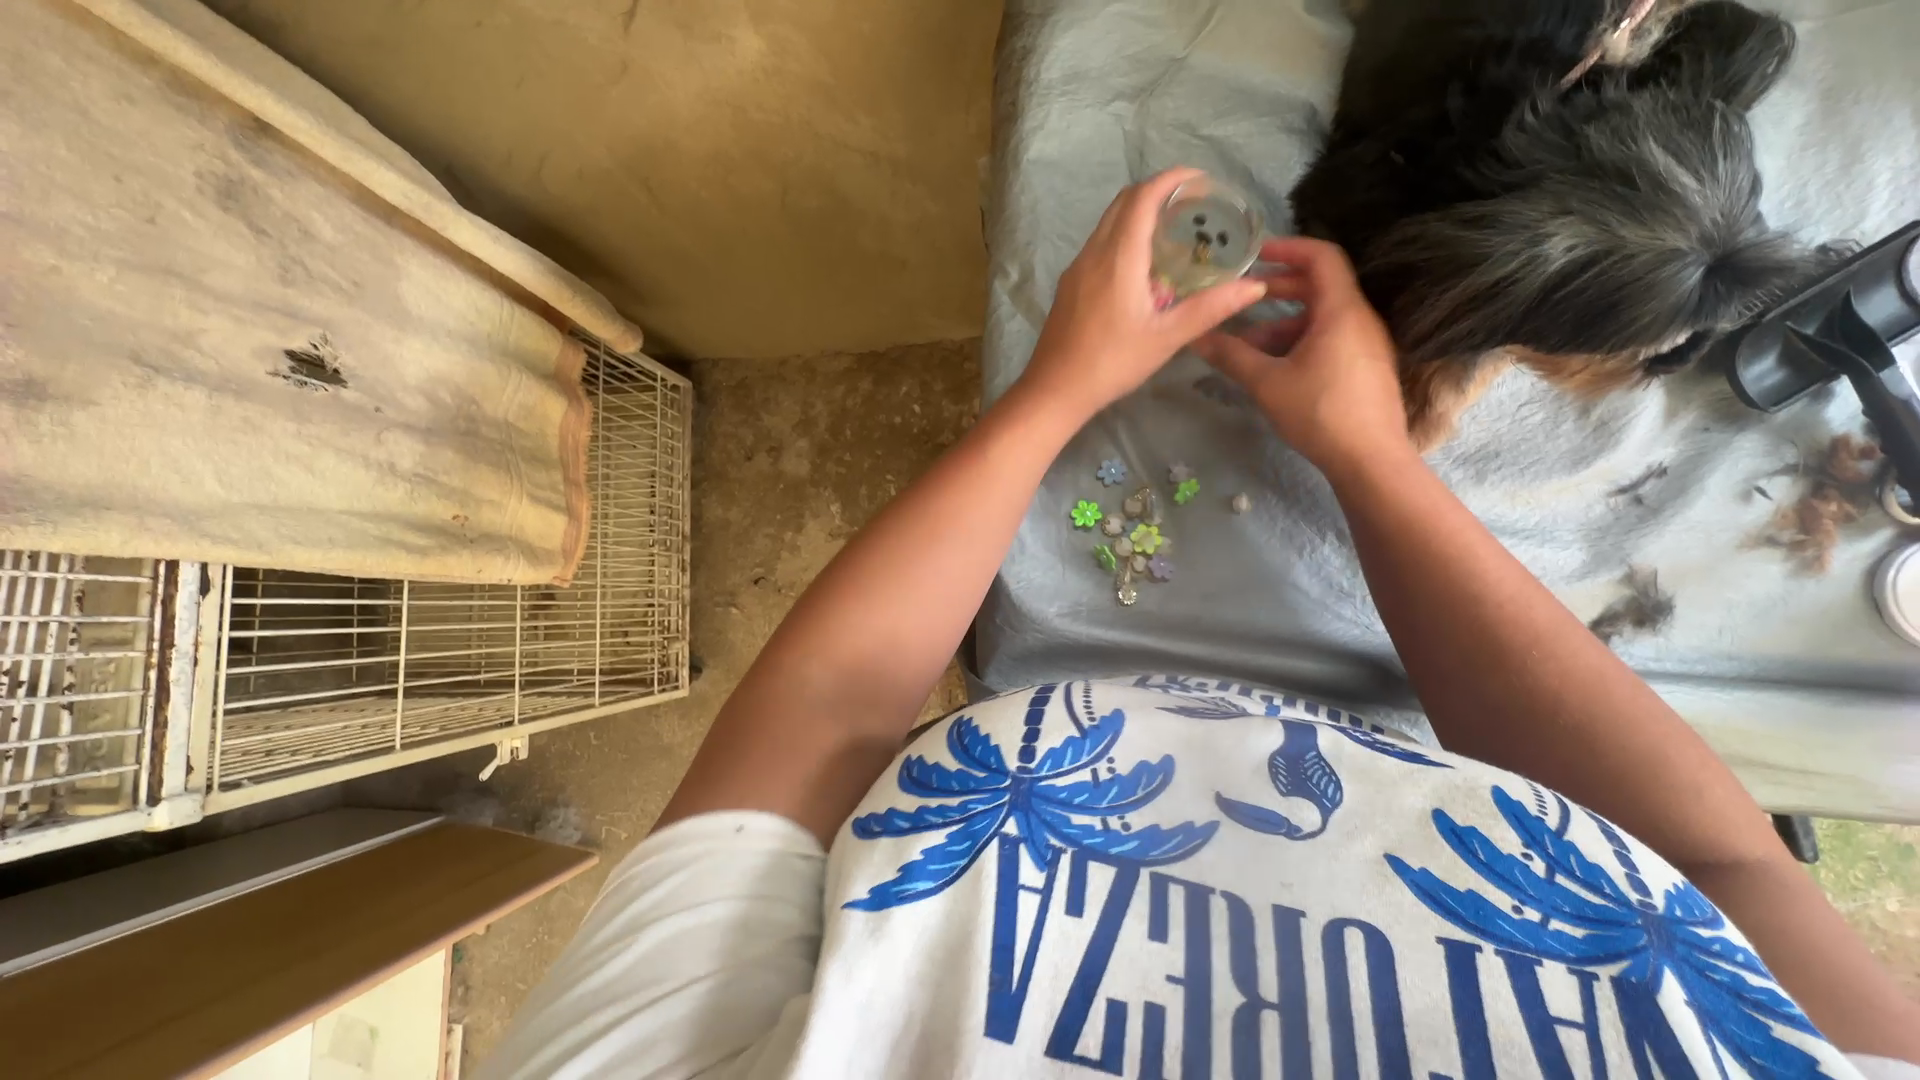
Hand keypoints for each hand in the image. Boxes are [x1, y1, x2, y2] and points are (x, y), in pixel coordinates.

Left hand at [1016, 168, 1268, 417]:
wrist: (1054, 391)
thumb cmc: (1111, 363)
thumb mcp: (1166, 338)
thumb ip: (1210, 309)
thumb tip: (1254, 286)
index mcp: (1118, 257)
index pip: (1143, 197)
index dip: (1171, 179)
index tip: (1199, 180)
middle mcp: (1093, 253)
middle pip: (1123, 202)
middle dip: (1157, 192)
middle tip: (1190, 205)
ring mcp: (1076, 269)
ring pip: (1108, 224)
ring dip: (1138, 215)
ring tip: (1171, 233)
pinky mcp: (1069, 286)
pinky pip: (1098, 247)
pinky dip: (1123, 239)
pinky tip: (1141, 268)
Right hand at [1191, 236, 1411, 477]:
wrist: (1370, 459)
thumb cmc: (1320, 412)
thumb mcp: (1267, 383)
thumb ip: (1231, 356)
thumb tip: (1195, 338)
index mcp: (1342, 310)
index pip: (1321, 256)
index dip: (1288, 247)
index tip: (1254, 253)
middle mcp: (1359, 318)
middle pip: (1319, 286)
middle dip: (1277, 288)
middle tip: (1240, 295)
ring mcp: (1365, 344)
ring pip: (1321, 317)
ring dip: (1283, 322)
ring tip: (1246, 342)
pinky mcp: (1364, 367)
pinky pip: (1330, 339)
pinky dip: (1299, 341)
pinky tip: (1272, 365)